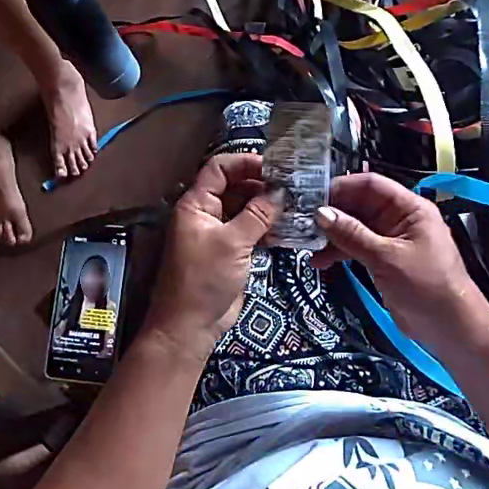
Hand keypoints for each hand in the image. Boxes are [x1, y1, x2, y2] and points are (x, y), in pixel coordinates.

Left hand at [147, 154, 279, 347]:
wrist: (191, 325)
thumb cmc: (204, 279)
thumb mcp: (233, 243)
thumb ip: (257, 215)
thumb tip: (280, 192)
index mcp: (196, 205)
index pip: (219, 169)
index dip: (245, 163)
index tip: (275, 167)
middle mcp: (206, 214)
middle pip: (235, 187)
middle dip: (262, 185)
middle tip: (293, 187)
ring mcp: (219, 234)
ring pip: (245, 210)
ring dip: (267, 208)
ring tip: (296, 205)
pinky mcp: (231, 253)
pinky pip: (250, 231)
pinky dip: (267, 228)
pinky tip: (288, 227)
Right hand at [313, 172, 488, 354]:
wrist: (449, 328)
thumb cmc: (428, 287)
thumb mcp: (386, 257)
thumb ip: (352, 235)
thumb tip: (321, 213)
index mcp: (410, 208)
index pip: (371, 185)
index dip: (341, 188)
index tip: (313, 196)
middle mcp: (400, 219)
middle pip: (359, 205)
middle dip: (332, 213)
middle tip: (303, 221)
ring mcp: (390, 240)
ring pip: (354, 227)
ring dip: (332, 235)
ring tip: (309, 245)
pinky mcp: (383, 260)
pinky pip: (355, 247)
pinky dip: (338, 252)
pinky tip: (321, 261)